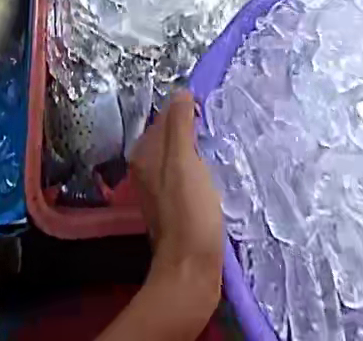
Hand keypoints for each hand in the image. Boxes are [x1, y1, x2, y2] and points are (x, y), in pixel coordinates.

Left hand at [96, 89, 222, 340]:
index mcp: (144, 152)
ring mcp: (158, 187)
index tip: (209, 109)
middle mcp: (145, 166)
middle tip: (216, 129)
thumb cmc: (189, 213)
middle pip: (170, 135)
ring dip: (196, 149)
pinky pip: (184, 174)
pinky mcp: (173, 204)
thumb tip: (181, 92)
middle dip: (190, 128)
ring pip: (178, 155)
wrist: (191, 270)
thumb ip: (180, 125)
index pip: (164, 116)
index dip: (185, 109)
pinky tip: (213, 175)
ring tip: (218, 149)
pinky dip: (198, 169)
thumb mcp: (185, 162)